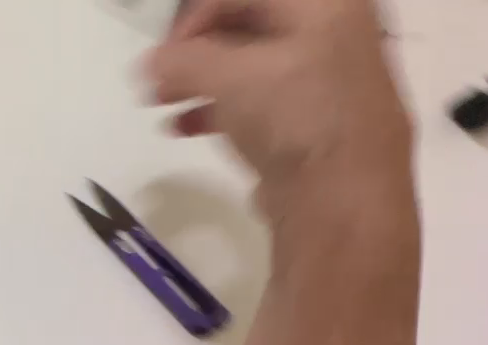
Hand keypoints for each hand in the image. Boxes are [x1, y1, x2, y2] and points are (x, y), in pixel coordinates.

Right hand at [148, 0, 412, 218]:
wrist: (338, 184)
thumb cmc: (295, 116)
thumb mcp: (235, 78)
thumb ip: (186, 62)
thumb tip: (148, 60)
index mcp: (320, 6)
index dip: (195, 18)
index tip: (165, 56)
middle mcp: (324, 29)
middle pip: (244, 23)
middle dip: (192, 50)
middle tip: (156, 80)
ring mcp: (314, 73)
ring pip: (242, 62)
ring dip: (195, 80)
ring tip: (160, 104)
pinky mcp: (300, 113)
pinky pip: (249, 97)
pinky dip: (212, 107)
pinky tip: (183, 127)